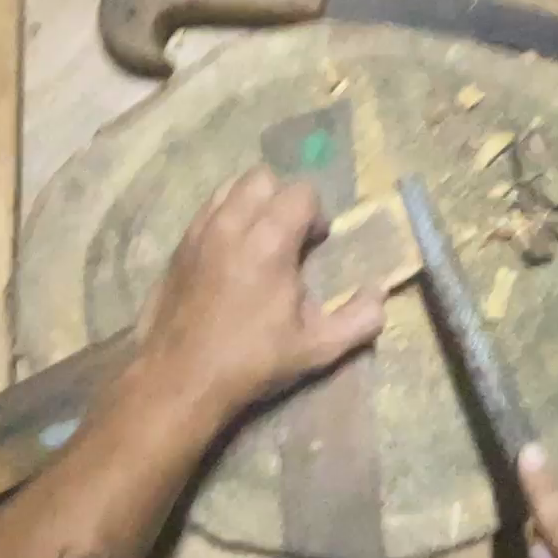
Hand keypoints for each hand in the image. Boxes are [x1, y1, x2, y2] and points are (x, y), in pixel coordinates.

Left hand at [129, 166, 385, 421]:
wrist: (181, 378)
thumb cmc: (253, 361)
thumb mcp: (317, 349)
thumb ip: (358, 319)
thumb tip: (379, 294)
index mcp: (269, 242)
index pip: (301, 192)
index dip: (316, 214)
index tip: (316, 244)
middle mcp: (231, 224)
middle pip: (262, 178)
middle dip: (282, 199)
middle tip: (290, 237)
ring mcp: (199, 232)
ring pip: (229, 188)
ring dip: (251, 204)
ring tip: (259, 241)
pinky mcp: (178, 247)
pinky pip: (207, 211)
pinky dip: (225, 219)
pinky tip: (231, 256)